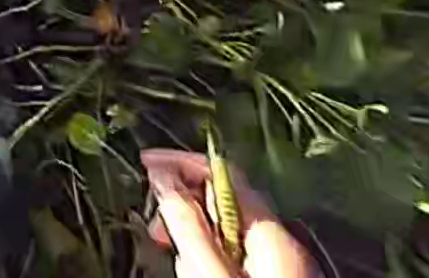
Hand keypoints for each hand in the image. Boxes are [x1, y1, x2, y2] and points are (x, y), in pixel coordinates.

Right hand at [141, 149, 320, 277]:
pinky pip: (236, 261)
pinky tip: (195, 275)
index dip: (181, 162)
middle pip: (225, 203)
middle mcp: (284, 248)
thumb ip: (185, 221)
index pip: (224, 173)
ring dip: (194, 238)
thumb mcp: (208, 274)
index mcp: (273, 236)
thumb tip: (162, 174)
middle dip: (184, 206)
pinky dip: (208, 260)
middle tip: (156, 226)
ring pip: (227, 235)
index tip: (144, 165)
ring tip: (177, 262)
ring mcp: (283, 274)